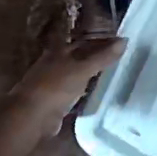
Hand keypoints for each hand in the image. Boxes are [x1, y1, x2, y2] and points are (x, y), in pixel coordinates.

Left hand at [8, 37, 125, 134]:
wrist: (32, 115)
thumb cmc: (56, 86)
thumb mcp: (82, 69)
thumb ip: (103, 57)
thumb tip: (124, 40)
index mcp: (60, 50)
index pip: (86, 41)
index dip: (103, 41)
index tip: (122, 43)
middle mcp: (56, 63)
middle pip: (81, 56)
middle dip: (98, 57)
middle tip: (121, 59)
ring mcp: (54, 82)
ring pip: (77, 74)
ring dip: (92, 74)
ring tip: (113, 75)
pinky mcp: (55, 100)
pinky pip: (75, 91)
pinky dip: (86, 90)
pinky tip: (97, 93)